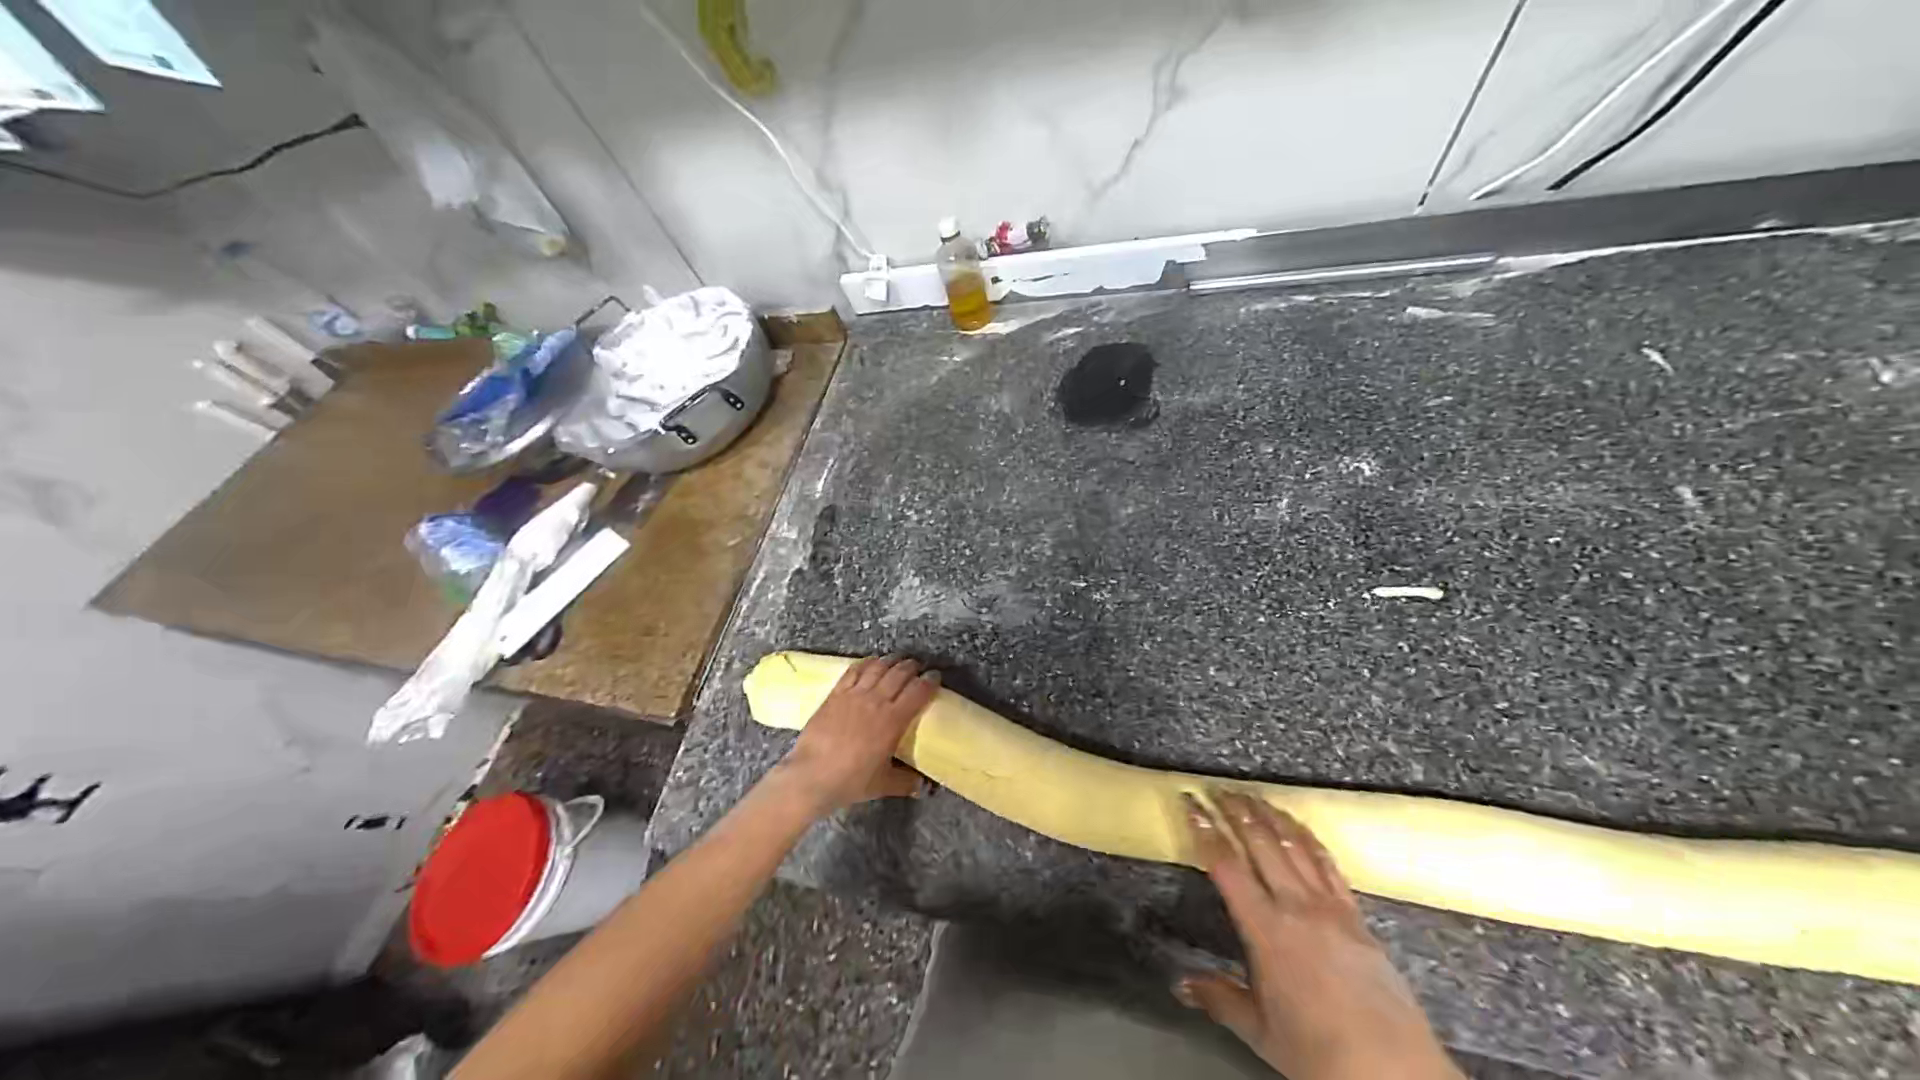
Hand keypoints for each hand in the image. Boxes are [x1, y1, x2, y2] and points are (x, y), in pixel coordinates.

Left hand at [777, 654, 937, 814]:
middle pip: (899, 673)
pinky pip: (854, 670)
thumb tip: (921, 786)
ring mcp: (854, 694)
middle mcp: (876, 701)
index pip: (918, 692)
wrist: (811, 775)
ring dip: (891, 661)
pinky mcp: (835, 694)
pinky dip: (866, 663)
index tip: (935, 677)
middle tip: (918, 668)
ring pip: (878, 667)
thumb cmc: (851, 781)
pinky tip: (871, 662)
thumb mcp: (883, 784)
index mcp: (893, 720)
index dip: (930, 681)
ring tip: (897, 661)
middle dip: (912, 667)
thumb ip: (906, 782)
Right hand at [1177, 792, 1462, 1079]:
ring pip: (1295, 846)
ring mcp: (1331, 908)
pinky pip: (1328, 865)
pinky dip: (1308, 838)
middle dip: (1236, 811)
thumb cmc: (1319, 1055)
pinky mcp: (1357, 917)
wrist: (1395, 1075)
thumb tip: (1181, 983)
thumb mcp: (1260, 1031)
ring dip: (1270, 816)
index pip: (1226, 865)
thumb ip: (1220, 998)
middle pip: (1261, 843)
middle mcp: (1297, 908)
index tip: (1190, 803)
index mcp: (1266, 930)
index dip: (1204, 830)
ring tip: (1251, 795)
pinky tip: (1298, 826)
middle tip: (1216, 789)